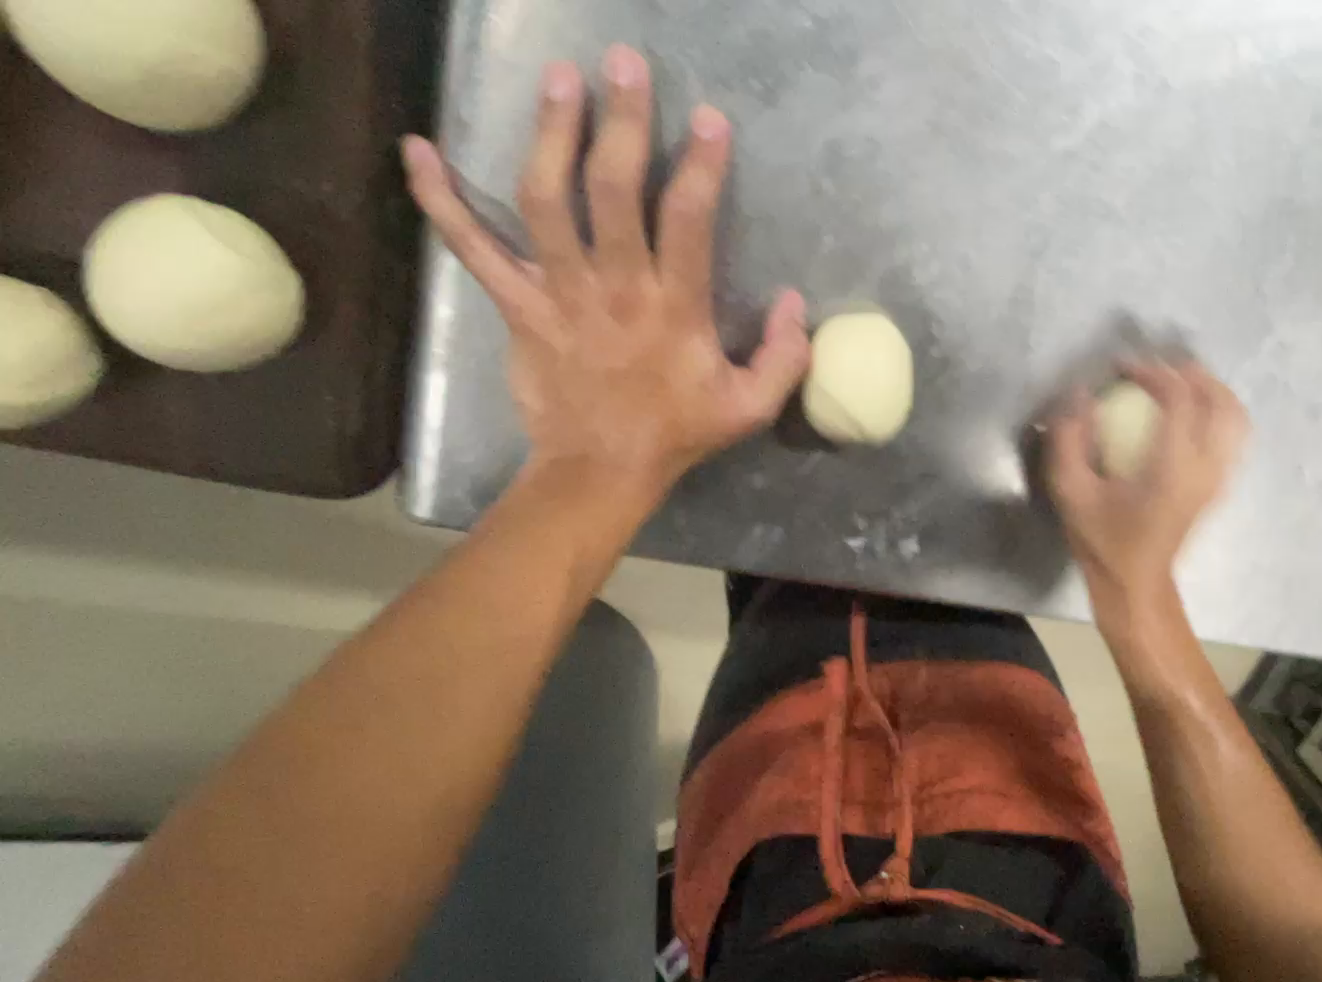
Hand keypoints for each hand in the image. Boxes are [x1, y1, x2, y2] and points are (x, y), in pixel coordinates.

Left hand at [401, 45, 810, 492]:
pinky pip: (472, 248)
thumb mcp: (750, 408)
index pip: (688, 221)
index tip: (710, 120)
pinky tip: (417, 150)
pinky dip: (441, 200)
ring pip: (545, 201)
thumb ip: (785, 358)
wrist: (601, 471)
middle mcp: (615, 288)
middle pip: (612, 190)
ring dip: (549, 135)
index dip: (701, 166)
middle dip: (621, 122)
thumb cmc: (678, 433)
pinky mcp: (517, 306)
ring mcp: (559, 293)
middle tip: (623, 64)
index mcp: (675, 309)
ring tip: (559, 81)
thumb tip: (799, 304)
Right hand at [1048, 362, 1248, 611]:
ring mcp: (1218, 478)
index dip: (1153, 372)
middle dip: (1189, 373)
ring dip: (1210, 389)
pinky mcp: (1219, 486)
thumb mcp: (1071, 491)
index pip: (1179, 399)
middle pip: (1218, 400)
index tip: (1122, 368)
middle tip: (1154, 366)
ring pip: (1235, 417)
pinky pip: (1234, 436)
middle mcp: (1206, 468)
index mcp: (1172, 468)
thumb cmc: (1101, 540)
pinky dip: (1219, 412)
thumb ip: (1069, 439)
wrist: (1134, 583)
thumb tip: (1079, 394)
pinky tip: (1192, 412)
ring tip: (1178, 381)